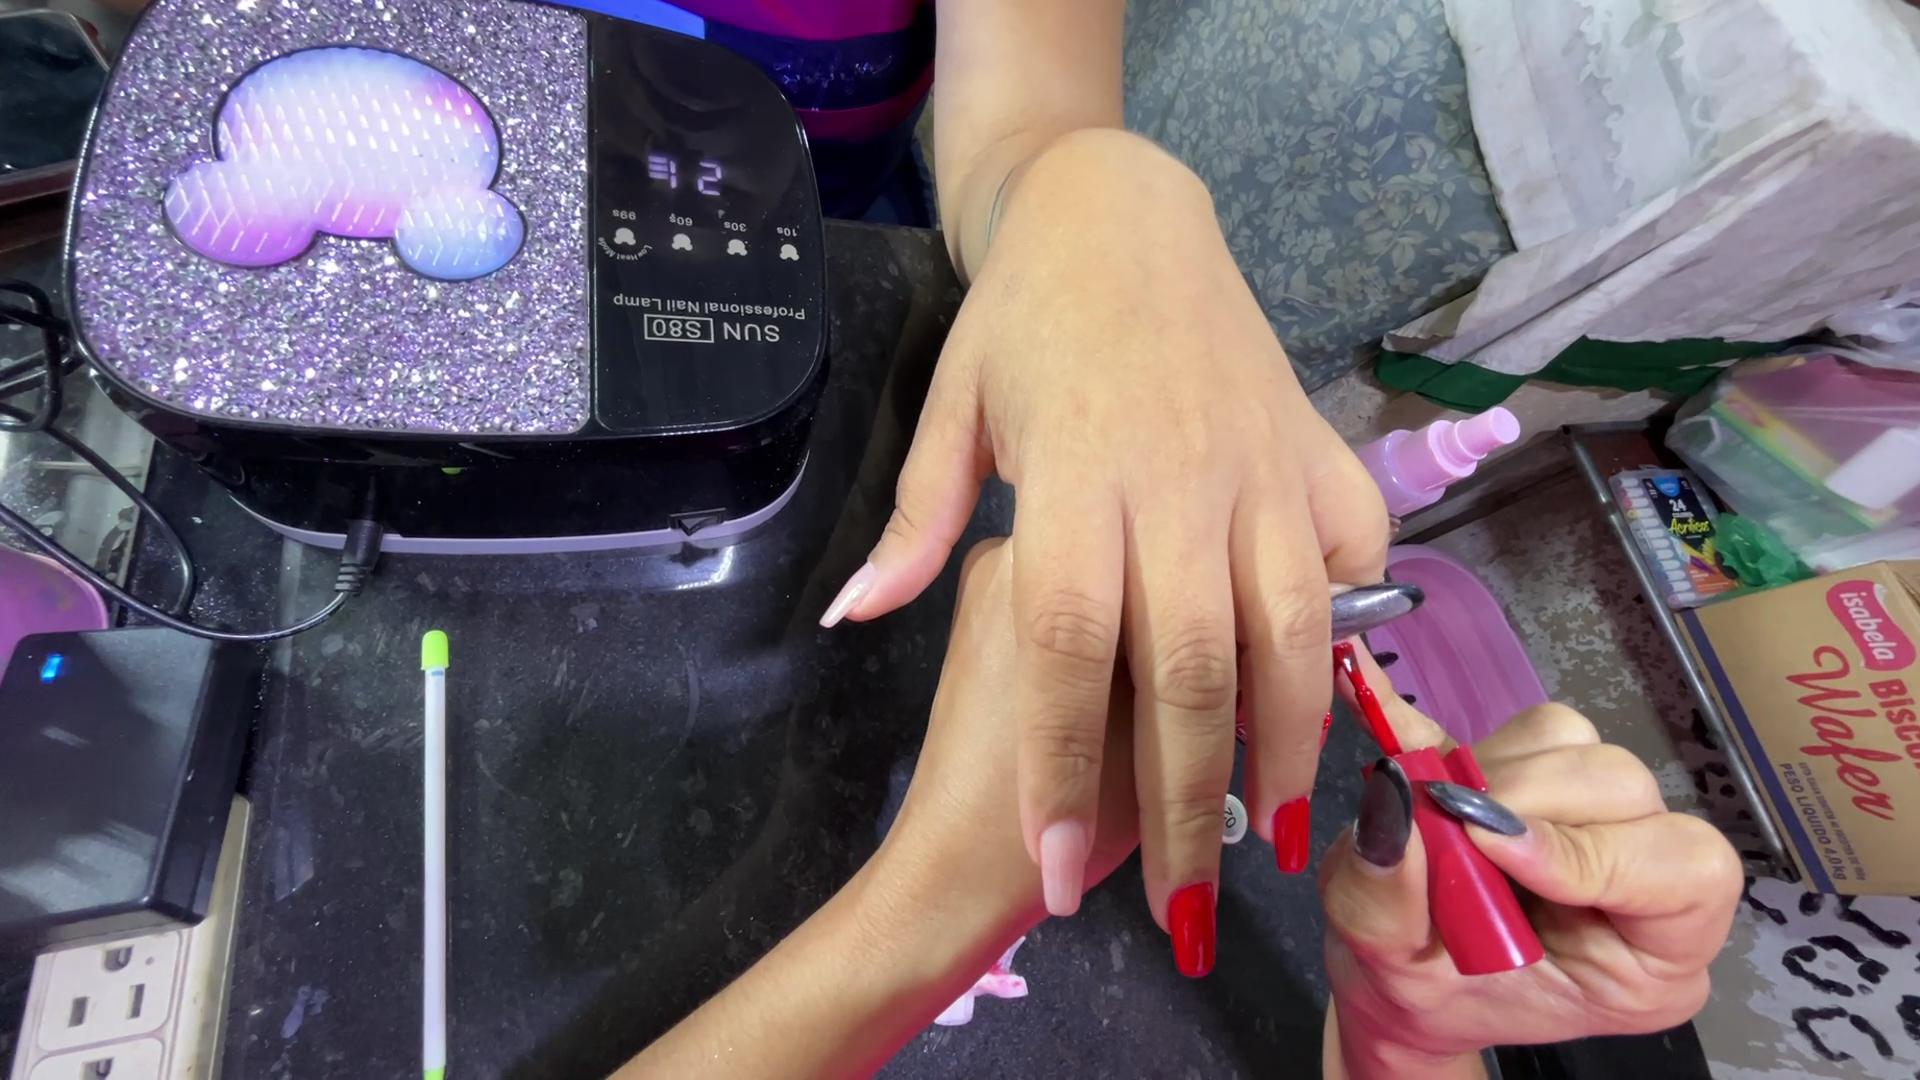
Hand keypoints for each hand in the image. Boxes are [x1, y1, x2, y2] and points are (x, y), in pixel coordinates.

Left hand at [823, 128, 1388, 973]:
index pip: (1070, 649)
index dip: (1063, 768)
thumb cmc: (1022, 319)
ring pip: (1290, 629)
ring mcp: (1260, 465)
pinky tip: (1327, 698)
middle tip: (1184, 901)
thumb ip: (915, 524)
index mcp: (1073, 481)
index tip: (1054, 871)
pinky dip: (1343, 635)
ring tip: (1267, 832)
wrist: (1117, 214)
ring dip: (1285, 743)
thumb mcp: (948, 411)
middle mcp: (1177, 484)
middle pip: (1188, 666)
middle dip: (1187, 797)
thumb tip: (851, 615)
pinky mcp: (1314, 448)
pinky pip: (1345, 558)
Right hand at [1318, 651, 1742, 1076]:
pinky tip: (1366, 698)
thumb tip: (1393, 795)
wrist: (1405, 990)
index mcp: (1643, 955)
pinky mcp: (1514, 781)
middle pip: (1622, 785)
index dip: (1584, 847)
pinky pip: (1486, 726)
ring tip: (1430, 797)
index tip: (1481, 841)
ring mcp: (1573, 816)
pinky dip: (1423, 716)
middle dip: (1522, 790)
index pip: (1683, 870)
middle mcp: (1633, 877)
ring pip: (1569, 741)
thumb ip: (1388, 895)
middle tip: (1443, 812)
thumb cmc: (1416, 999)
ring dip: (1488, 759)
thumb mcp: (1391, 970)